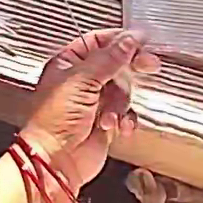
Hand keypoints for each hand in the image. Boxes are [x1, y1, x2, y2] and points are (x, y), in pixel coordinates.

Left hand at [21, 29, 162, 187]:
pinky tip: (117, 126)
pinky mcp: (104, 121)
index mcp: (69, 63)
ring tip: (110, 114)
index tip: (141, 40)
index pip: (98, 41)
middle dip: (130, 68)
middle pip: (114, 64)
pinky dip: (125, 119)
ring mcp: (93, 101)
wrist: (54, 162)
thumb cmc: (55, 120)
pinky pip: (125, 113)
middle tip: (148, 64)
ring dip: (120, 103)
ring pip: (123, 90)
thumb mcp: (82, 80)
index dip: (119, 40)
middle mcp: (81, 80)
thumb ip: (108, 59)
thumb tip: (128, 40)